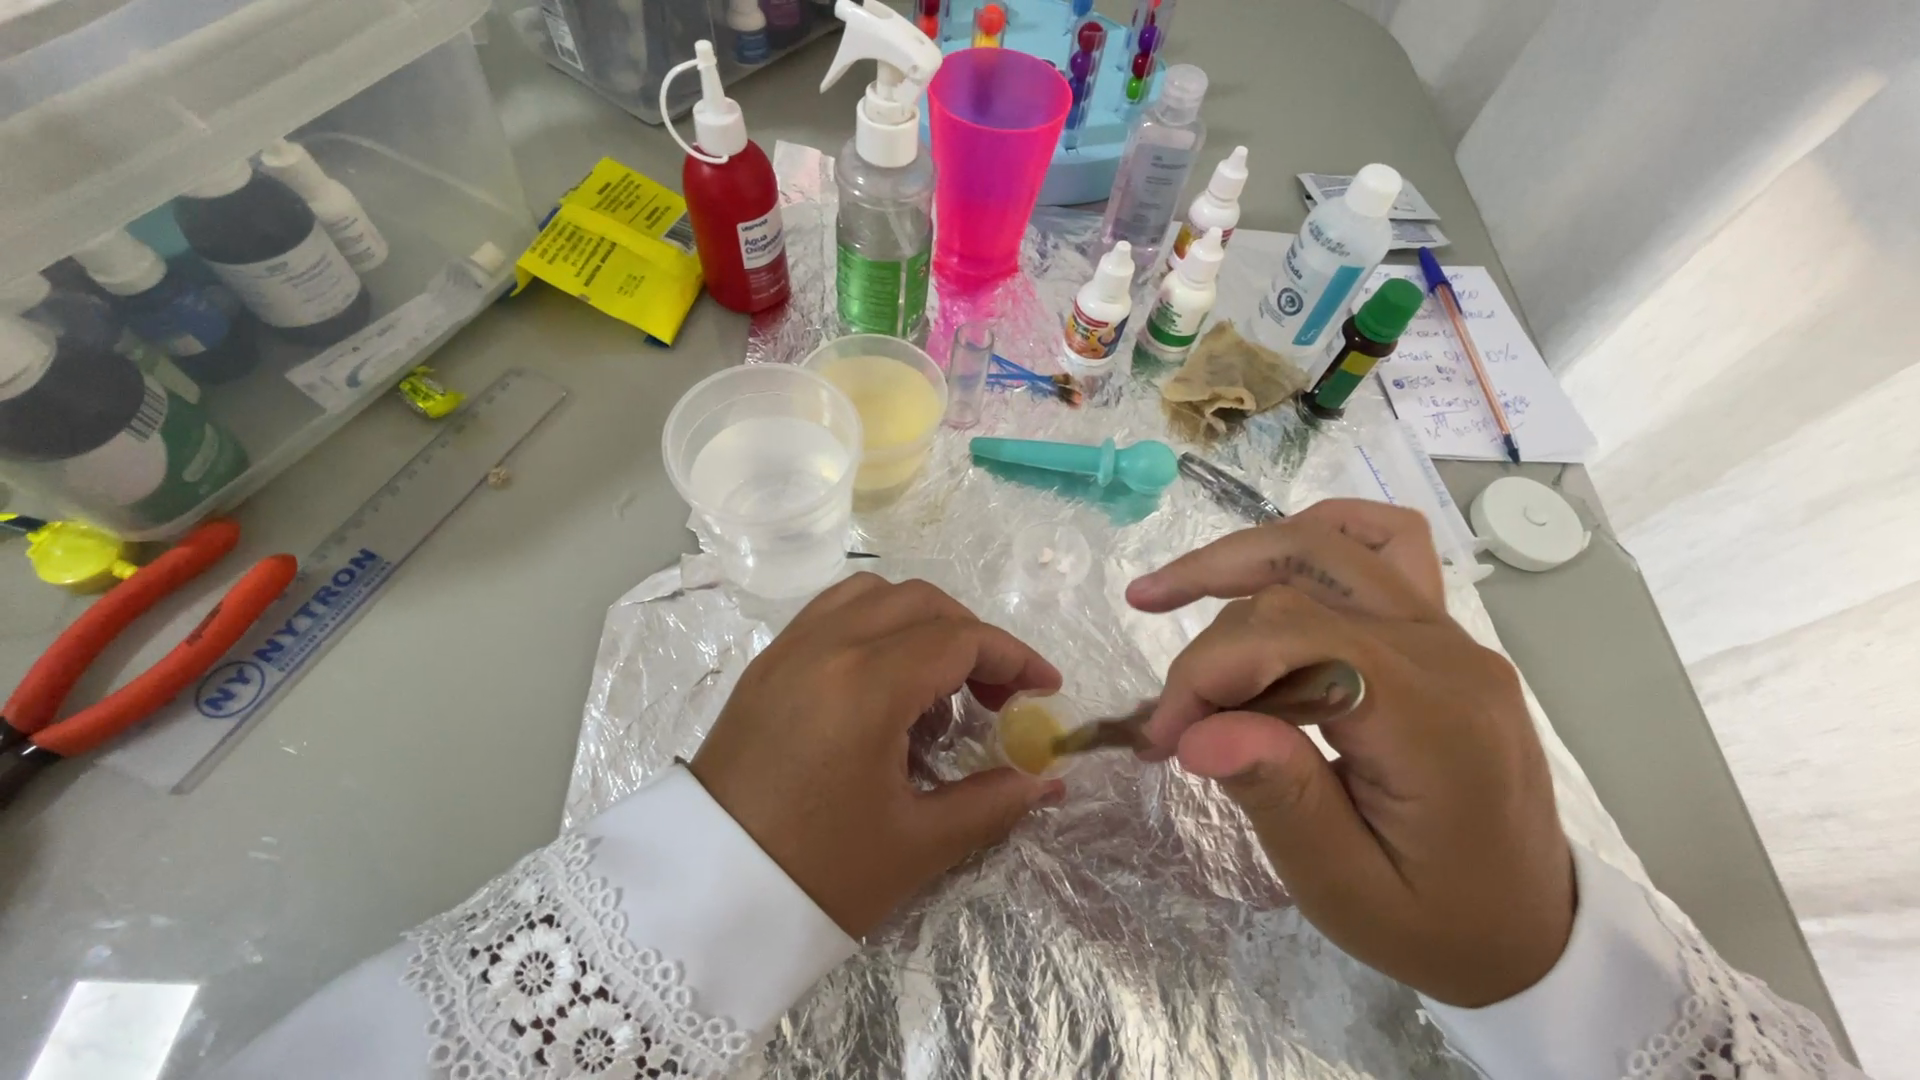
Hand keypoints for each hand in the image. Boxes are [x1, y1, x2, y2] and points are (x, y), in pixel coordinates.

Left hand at [691, 574, 1065, 937]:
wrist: (700, 896)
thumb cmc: (814, 874)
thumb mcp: (915, 844)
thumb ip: (992, 802)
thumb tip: (1045, 779)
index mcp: (866, 684)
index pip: (959, 640)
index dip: (1013, 657)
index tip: (1045, 688)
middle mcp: (826, 645)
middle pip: (921, 602)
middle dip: (973, 637)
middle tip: (996, 694)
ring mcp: (789, 649)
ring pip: (873, 595)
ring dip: (922, 621)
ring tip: (940, 684)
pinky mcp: (766, 665)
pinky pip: (833, 613)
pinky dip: (876, 626)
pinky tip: (886, 682)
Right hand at [1127, 500, 1573, 1007]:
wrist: (1533, 931)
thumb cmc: (1438, 923)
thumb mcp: (1347, 889)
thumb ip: (1280, 798)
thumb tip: (1197, 731)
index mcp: (1431, 722)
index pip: (1292, 641)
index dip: (1207, 673)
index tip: (1163, 738)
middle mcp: (1447, 655)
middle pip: (1296, 588)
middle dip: (1210, 647)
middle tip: (1169, 719)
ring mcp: (1449, 635)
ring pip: (1329, 546)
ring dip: (1238, 560)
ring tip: (1166, 590)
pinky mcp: (1440, 635)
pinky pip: (1385, 545)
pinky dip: (1315, 539)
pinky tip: (1267, 566)